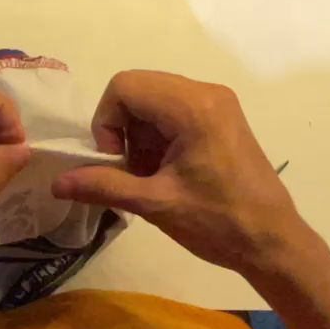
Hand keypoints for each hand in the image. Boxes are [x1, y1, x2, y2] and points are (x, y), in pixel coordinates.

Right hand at [51, 70, 314, 278]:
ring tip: (149, 178)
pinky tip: (166, 173)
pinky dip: (158, 139)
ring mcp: (217, 104)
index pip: (124, 87)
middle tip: (131, 172)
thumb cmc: (217, 223)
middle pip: (138, 90)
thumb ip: (103, 186)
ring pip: (153, 102)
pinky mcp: (221, 119)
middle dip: (122, 130)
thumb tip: (57, 183)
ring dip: (139, 137)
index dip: (106, 122)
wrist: (272, 242)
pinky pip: (173, 113)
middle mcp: (206, 93)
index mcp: (192, 107)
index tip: (116, 162)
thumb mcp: (155, 204)